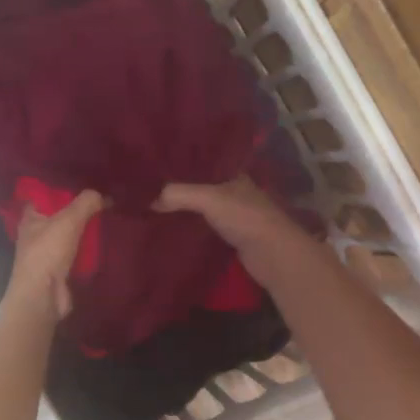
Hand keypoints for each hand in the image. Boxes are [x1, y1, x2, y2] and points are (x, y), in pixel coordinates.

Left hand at [7, 190, 104, 318]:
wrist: (43, 295)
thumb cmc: (48, 252)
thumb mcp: (68, 220)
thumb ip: (85, 203)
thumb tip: (102, 195)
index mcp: (30, 218)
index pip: (42, 196)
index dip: (60, 188)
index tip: (83, 181)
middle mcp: (36, 234)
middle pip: (61, 216)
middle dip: (80, 209)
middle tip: (106, 198)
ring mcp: (48, 253)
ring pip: (72, 235)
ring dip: (88, 230)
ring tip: (112, 217)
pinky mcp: (61, 270)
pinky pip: (79, 254)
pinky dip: (91, 250)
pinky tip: (108, 241)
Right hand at [155, 177, 311, 277]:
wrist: (273, 255)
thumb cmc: (245, 218)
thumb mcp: (208, 198)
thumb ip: (178, 194)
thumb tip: (149, 201)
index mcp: (233, 175)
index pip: (202, 164)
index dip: (179, 166)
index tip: (153, 170)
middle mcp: (234, 192)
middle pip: (198, 188)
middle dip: (176, 190)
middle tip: (146, 192)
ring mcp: (233, 216)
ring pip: (199, 209)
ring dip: (180, 211)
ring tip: (150, 210)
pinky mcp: (230, 237)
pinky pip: (201, 228)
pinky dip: (187, 229)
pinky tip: (168, 231)